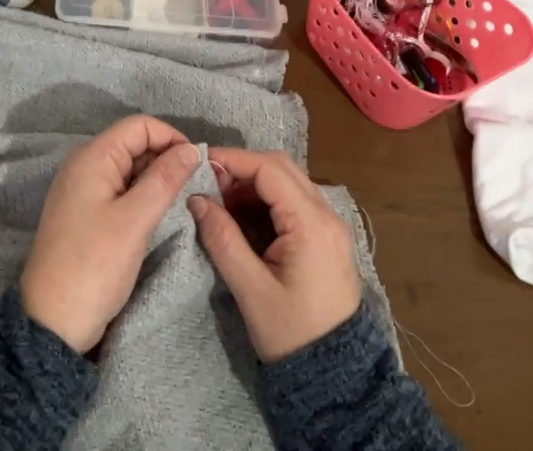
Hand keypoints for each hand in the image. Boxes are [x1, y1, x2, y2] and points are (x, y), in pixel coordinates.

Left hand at [20, 115, 199, 352]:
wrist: (53, 320)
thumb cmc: (94, 265)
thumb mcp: (135, 220)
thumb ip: (164, 179)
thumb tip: (191, 149)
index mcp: (92, 158)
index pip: (139, 126)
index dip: (172, 138)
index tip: (199, 164)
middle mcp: (85, 166)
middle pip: (135, 145)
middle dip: (167, 158)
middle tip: (198, 186)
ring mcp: (84, 191)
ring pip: (130, 170)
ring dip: (158, 180)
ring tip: (185, 202)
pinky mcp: (87, 215)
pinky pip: (121, 192)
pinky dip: (143, 197)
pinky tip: (162, 216)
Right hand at [188, 147, 362, 362]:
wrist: (335, 373)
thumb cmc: (292, 333)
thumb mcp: (250, 289)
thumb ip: (223, 239)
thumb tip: (196, 200)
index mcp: (312, 224)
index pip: (270, 170)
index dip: (234, 160)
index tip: (200, 163)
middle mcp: (327, 215)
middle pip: (282, 168)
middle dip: (243, 168)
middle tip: (209, 184)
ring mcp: (330, 225)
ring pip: (289, 181)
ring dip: (254, 183)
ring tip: (221, 201)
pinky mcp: (326, 237)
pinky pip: (295, 200)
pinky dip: (267, 198)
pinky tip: (243, 216)